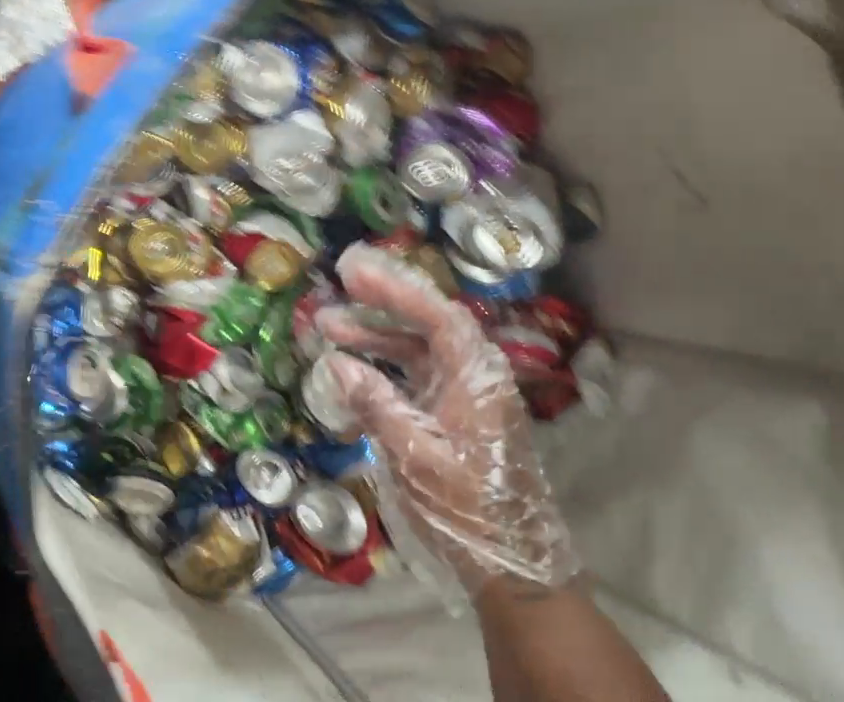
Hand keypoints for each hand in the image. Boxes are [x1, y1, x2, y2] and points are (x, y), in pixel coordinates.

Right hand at [315, 244, 578, 592]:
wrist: (514, 569)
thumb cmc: (470, 511)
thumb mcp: (417, 459)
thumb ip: (378, 406)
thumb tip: (336, 363)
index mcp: (478, 386)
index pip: (440, 320)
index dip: (398, 291)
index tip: (354, 273)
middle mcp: (476, 383)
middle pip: (431, 326)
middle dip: (384, 302)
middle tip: (339, 283)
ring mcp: (465, 401)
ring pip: (419, 350)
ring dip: (376, 334)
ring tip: (328, 327)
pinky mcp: (453, 420)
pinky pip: (415, 375)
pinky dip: (382, 363)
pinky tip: (351, 367)